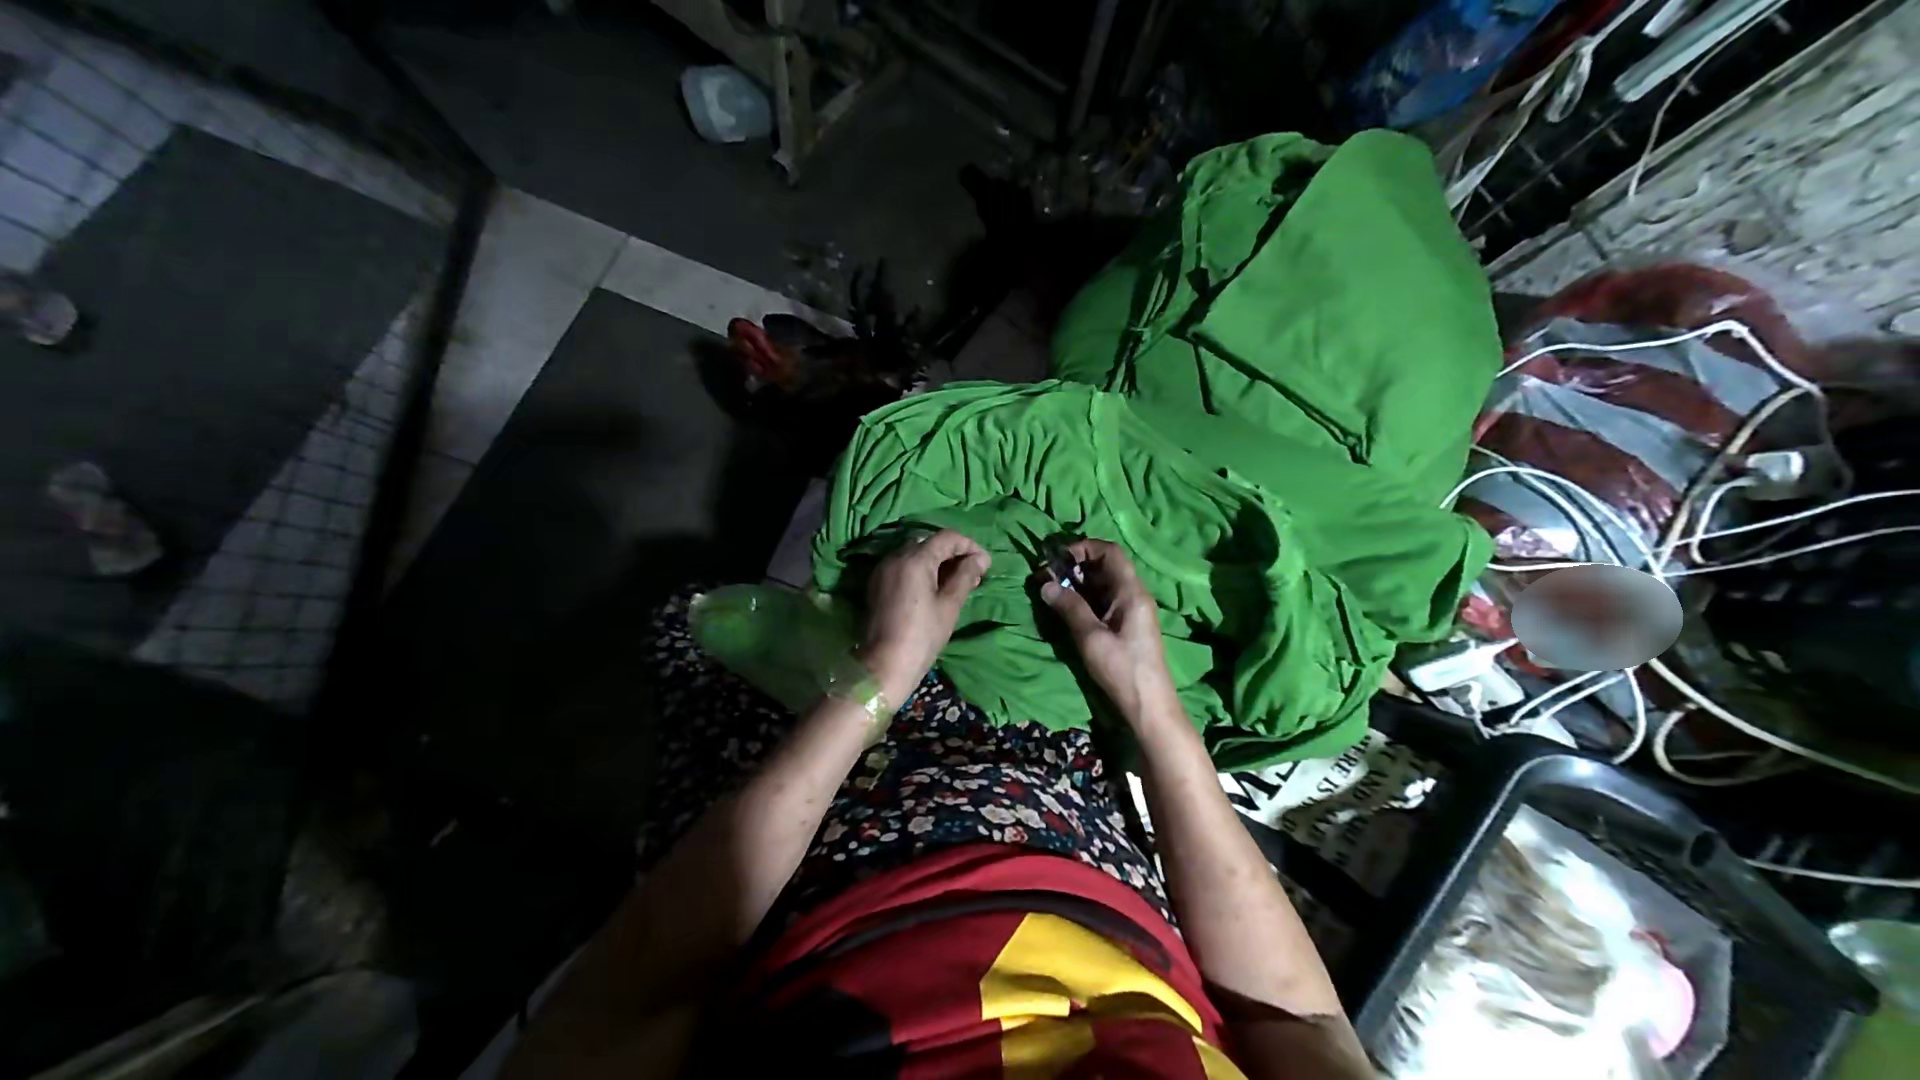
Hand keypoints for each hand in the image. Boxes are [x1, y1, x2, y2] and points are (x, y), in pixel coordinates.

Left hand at [859, 529, 989, 709]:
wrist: (884, 665)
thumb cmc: (923, 636)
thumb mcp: (949, 605)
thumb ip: (965, 576)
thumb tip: (980, 559)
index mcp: (914, 559)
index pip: (946, 538)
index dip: (969, 546)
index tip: (984, 564)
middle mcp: (895, 557)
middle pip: (929, 543)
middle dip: (953, 554)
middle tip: (972, 574)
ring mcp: (882, 569)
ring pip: (915, 553)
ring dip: (937, 562)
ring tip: (956, 583)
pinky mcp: (876, 583)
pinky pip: (903, 566)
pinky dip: (920, 570)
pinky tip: (933, 589)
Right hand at [1039, 539, 1180, 727]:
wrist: (1149, 706)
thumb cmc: (1122, 669)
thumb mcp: (1091, 637)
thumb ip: (1069, 608)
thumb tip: (1045, 584)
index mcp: (1132, 592)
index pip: (1110, 552)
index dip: (1083, 548)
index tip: (1057, 558)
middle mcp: (1133, 595)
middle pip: (1104, 566)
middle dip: (1074, 566)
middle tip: (1046, 575)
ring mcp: (1130, 610)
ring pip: (1102, 584)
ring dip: (1076, 583)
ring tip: (1050, 589)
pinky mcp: (1125, 625)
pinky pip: (1103, 600)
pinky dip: (1083, 598)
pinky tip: (1064, 607)